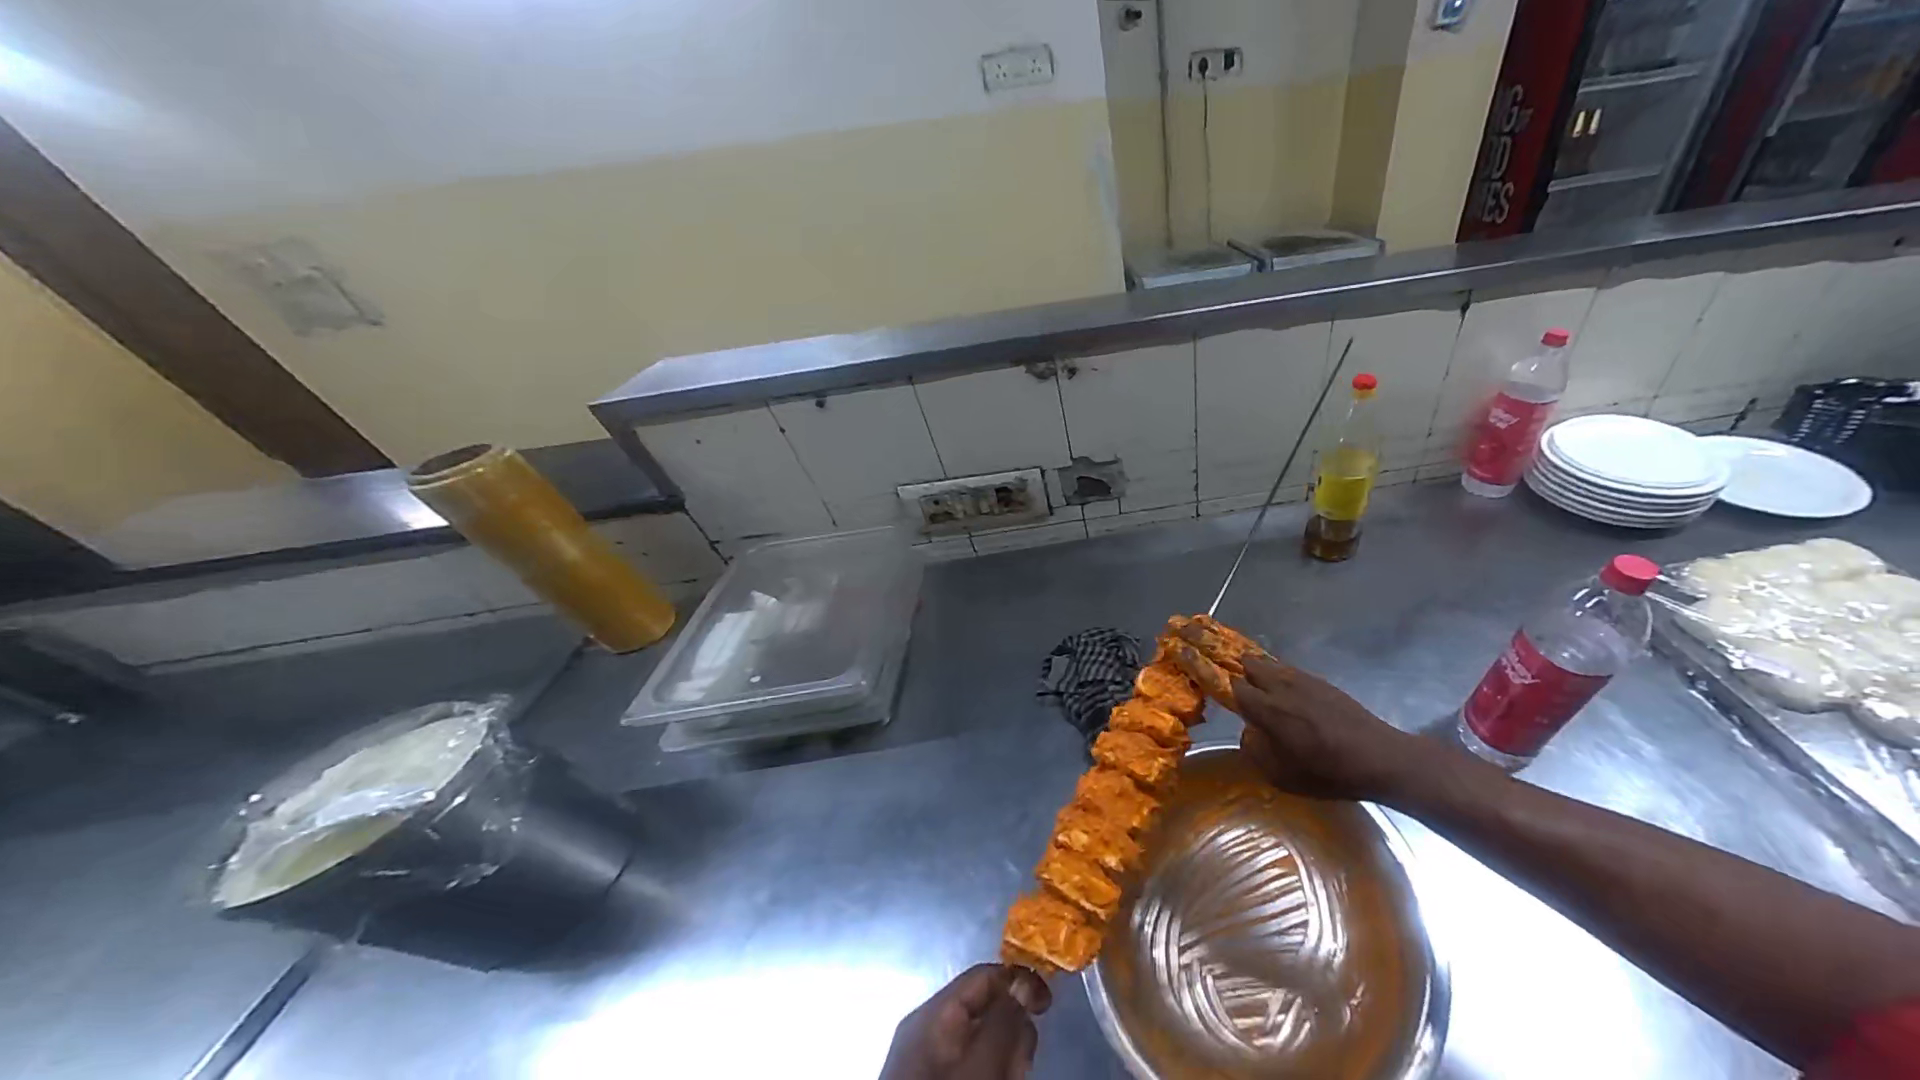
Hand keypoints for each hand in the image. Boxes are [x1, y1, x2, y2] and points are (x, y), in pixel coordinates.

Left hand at [878, 964, 1052, 1079]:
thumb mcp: (981, 1066)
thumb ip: (1005, 1021)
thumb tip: (1025, 983)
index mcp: (935, 1014)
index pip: (983, 976)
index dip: (1018, 982)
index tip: (1049, 1007)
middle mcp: (929, 1030)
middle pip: (985, 1010)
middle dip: (1012, 1035)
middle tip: (1017, 1070)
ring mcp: (929, 1062)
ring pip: (982, 1044)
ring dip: (1004, 1062)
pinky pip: (971, 1068)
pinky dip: (991, 1074)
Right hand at [1216, 649, 1432, 803]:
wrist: (1383, 758)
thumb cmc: (1328, 772)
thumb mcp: (1281, 774)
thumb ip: (1255, 748)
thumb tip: (1249, 731)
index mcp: (1266, 709)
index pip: (1224, 681)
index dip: (1200, 664)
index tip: (1180, 648)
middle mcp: (1280, 687)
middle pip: (1243, 661)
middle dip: (1223, 656)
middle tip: (1207, 653)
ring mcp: (1302, 680)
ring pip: (1265, 663)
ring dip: (1248, 664)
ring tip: (1237, 667)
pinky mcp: (1320, 682)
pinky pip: (1285, 670)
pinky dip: (1271, 673)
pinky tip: (1274, 686)